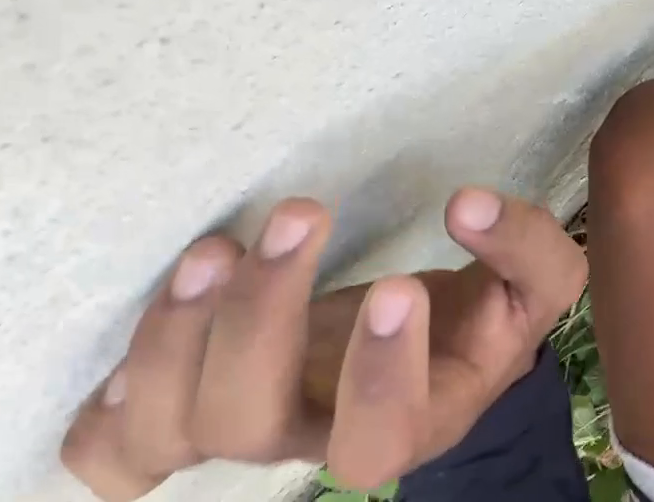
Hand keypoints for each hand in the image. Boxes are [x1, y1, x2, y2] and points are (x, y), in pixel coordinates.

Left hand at [60, 188, 588, 499]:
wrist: (442, 349)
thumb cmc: (492, 317)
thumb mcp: (541, 284)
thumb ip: (527, 247)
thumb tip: (469, 205)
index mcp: (415, 421)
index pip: (380, 436)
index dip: (379, 373)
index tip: (400, 285)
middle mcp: (318, 442)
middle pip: (248, 423)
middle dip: (261, 316)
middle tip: (301, 215)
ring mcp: (250, 432)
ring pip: (167, 431)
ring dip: (176, 337)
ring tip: (220, 248)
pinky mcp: (195, 416)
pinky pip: (112, 449)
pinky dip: (112, 400)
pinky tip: (175, 312)